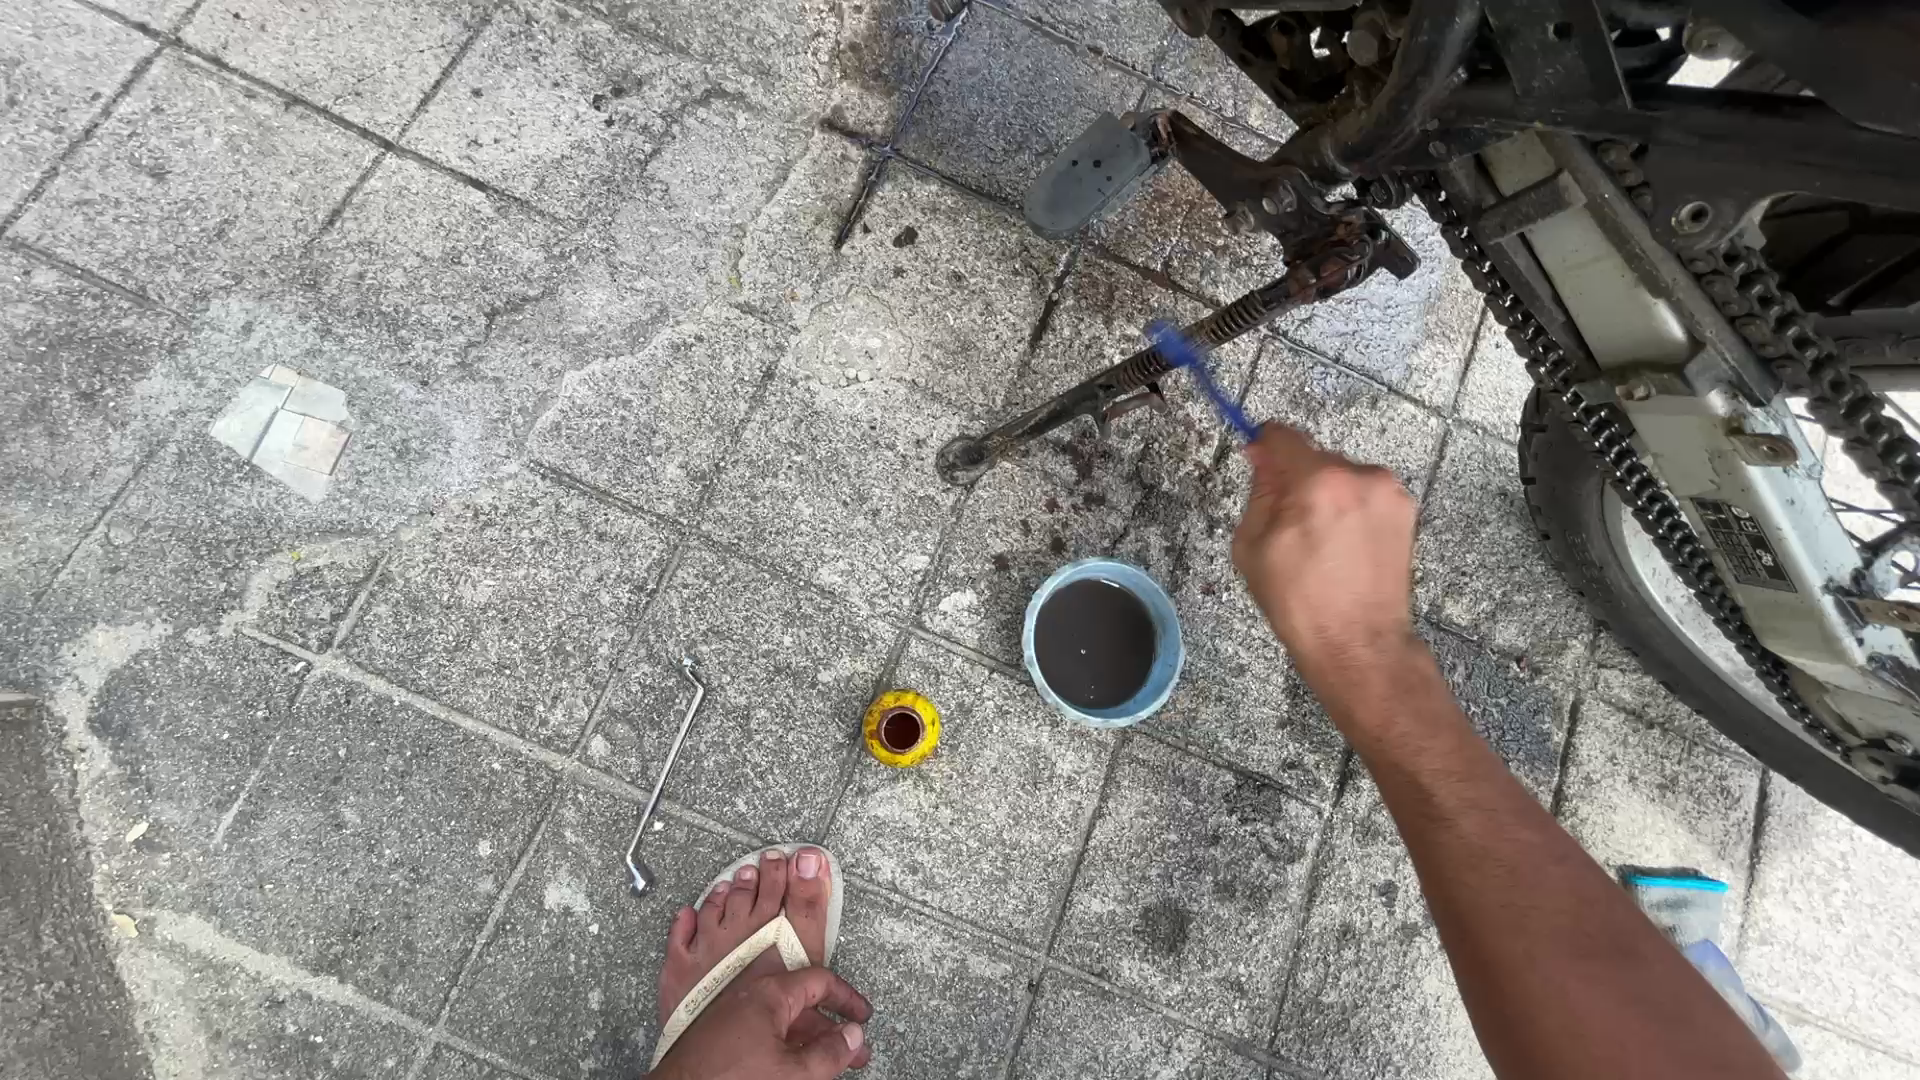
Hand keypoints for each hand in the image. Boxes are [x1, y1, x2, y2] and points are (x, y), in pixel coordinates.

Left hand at [650, 967, 872, 1079]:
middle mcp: (750, 997)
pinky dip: (782, 1048)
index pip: (820, 981)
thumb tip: (853, 1035)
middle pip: (802, 1007)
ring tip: (827, 1065)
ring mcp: (731, 1019)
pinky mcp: (717, 1041)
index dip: (847, 999)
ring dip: (808, 1043)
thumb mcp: (790, 1073)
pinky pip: (760, 1036)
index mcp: (769, 993)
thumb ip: (827, 1054)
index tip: (864, 1017)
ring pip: (781, 1025)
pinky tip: (792, 1066)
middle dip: (831, 1031)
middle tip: (855, 1053)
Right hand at [1231, 422, 1420, 679]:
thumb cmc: (1297, 600)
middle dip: (1295, 479)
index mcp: (1318, 481)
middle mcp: (1360, 476)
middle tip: (1285, 523)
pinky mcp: (1405, 510)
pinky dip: (1348, 508)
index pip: (1282, 436)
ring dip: (1323, 494)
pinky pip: (1363, 493)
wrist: (1356, 640)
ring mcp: (1389, 492)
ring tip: (1317, 541)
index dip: (1263, 446)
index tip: (1256, 461)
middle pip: (1313, 457)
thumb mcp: (1252, 544)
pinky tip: (1341, 545)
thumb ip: (1259, 491)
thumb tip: (1261, 457)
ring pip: (1340, 475)